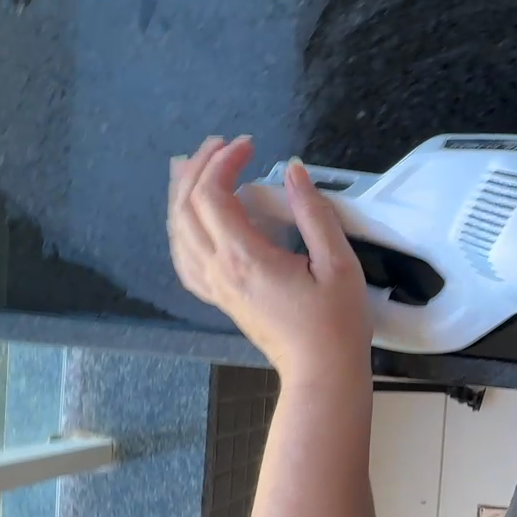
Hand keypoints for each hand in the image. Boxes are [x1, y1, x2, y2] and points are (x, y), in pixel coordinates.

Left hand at [168, 136, 371, 383]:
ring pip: (177, 231)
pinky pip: (184, 259)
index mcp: (245, 257)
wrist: (323, 372)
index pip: (212, 194)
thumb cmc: (337, 322)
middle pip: (185, 207)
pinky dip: (180, 230)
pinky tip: (190, 221)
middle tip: (221, 145)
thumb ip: (314, 214)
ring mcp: (214, 287)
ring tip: (193, 168)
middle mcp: (218, 269)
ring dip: (182, 194)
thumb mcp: (338, 264)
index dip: (224, 161)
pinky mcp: (220, 299)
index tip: (249, 145)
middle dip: (198, 168)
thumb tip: (293, 170)